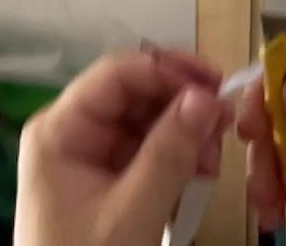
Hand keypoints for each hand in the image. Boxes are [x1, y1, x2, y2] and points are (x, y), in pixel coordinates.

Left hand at [17, 48, 231, 245]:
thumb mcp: (131, 216)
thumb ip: (169, 153)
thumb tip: (207, 96)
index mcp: (60, 129)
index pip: (117, 74)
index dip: (167, 69)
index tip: (216, 81)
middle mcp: (72, 131)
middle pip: (135, 94)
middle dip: (181, 105)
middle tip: (225, 124)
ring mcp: (90, 156)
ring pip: (147, 120)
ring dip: (185, 132)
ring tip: (213, 160)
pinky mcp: (108, 181)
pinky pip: (148, 150)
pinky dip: (177, 157)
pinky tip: (200, 173)